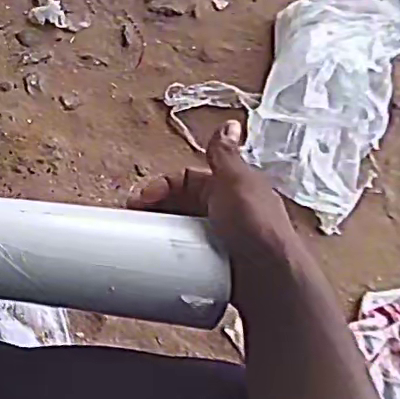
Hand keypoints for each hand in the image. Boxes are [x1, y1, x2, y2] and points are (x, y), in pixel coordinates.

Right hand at [133, 120, 302, 297]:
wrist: (267, 275)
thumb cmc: (254, 225)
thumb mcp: (237, 183)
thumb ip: (225, 155)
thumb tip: (229, 123)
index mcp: (227, 187)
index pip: (182, 180)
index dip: (159, 187)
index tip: (141, 200)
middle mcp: (220, 208)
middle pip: (175, 202)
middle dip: (152, 207)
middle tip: (133, 218)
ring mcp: (214, 235)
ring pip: (175, 225)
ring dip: (155, 227)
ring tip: (138, 235)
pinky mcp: (208, 258)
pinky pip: (179, 248)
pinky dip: (164, 248)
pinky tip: (153, 253)